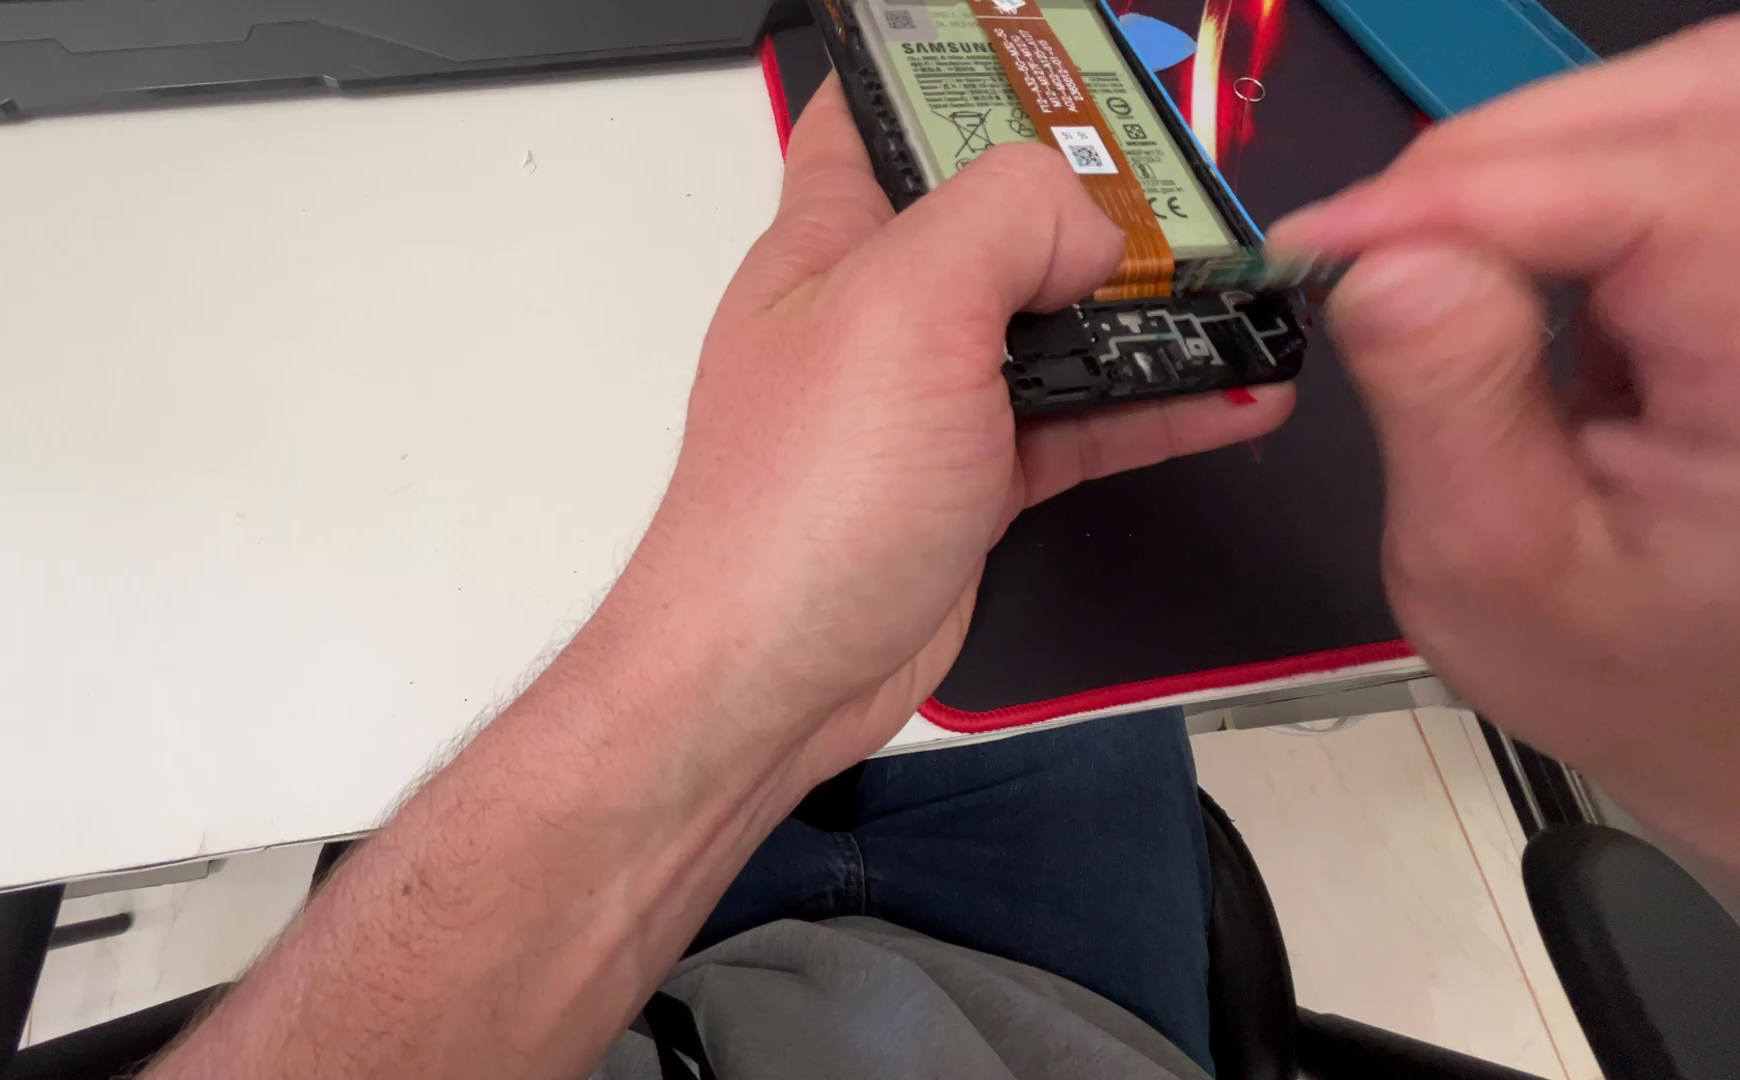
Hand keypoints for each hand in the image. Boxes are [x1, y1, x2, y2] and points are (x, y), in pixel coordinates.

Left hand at [606, 80, 1291, 782]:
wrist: (778, 670)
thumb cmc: (796, 505)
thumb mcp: (899, 315)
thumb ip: (998, 222)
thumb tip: (1083, 223)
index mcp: (828, 248)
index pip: (873, 114)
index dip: (947, 70)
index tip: (1041, 56)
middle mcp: (875, 320)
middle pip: (992, 222)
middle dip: (1087, 199)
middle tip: (1183, 190)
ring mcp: (925, 406)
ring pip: (1048, 330)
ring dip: (1146, 311)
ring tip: (1239, 294)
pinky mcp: (966, 483)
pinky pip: (1074, 425)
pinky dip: (1151, 408)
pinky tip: (1230, 394)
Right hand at [1272, 16, 1739, 877]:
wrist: (1725, 705)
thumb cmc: (1608, 664)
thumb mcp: (1487, 555)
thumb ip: (1443, 403)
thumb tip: (1373, 270)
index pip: (1665, 199)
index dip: (1467, 198)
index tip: (1310, 244)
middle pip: (1700, 107)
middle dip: (1490, 156)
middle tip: (1351, 243)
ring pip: (1689, 112)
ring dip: (1519, 161)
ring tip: (1400, 251)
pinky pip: (1675, 165)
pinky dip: (1551, 187)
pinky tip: (1476, 255)